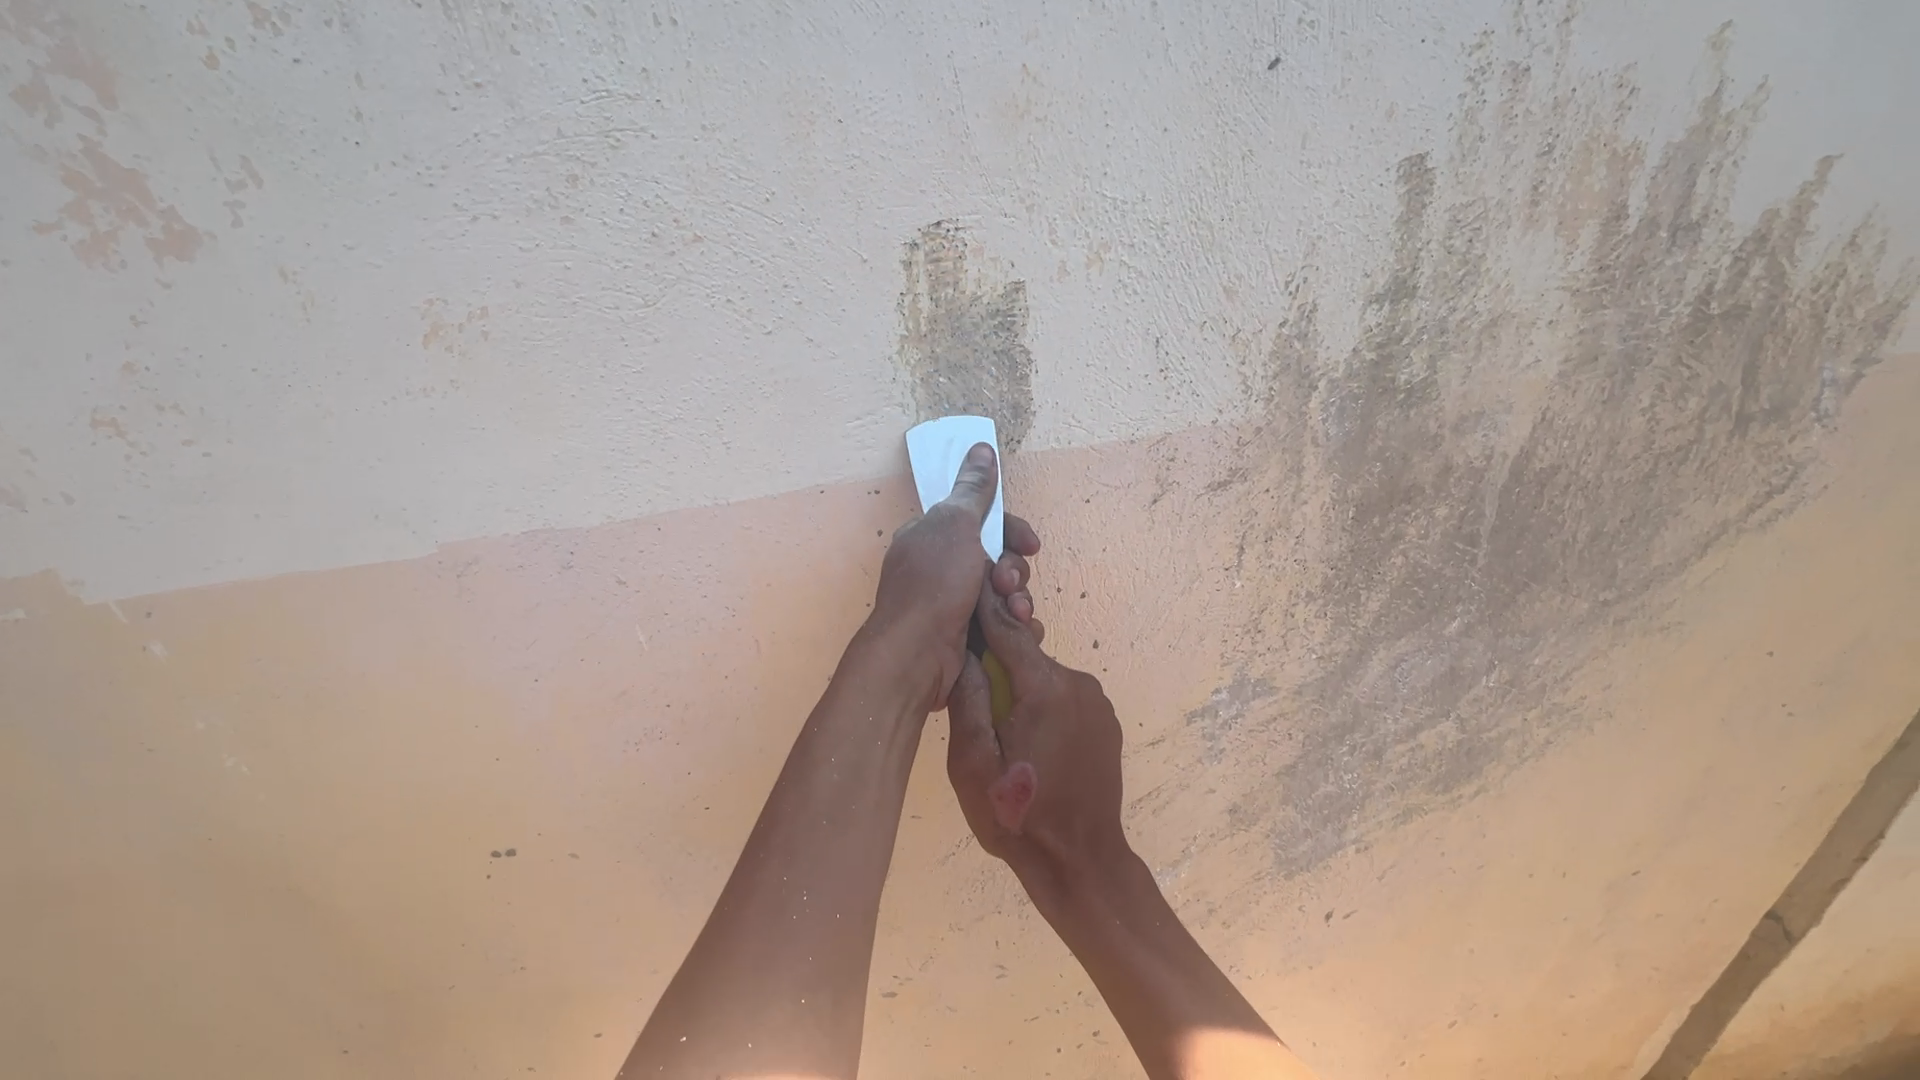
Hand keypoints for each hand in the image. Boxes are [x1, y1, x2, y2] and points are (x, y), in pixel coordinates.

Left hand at [864, 443, 1040, 709]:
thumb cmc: (933, 584)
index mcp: (932, 536)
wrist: (918, 656)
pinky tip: (1018, 632)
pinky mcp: (966, 635)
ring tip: (1014, 614)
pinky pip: (1002, 623)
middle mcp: (941, 567)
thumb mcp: (954, 525)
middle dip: (1014, 570)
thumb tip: (980, 445)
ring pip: (1004, 593)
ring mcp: (953, 604)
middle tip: (1009, 584)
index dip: (1010, 530)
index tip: (1029, 543)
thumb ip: (973, 489)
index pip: (981, 521)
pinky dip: (1014, 626)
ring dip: (1017, 600)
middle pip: (998, 557)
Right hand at [945, 573, 1127, 880]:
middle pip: (1026, 655)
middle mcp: (1077, 684)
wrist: (1081, 862)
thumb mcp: (971, 764)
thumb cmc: (1016, 817)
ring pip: (1045, 678)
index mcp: (1044, 689)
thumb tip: (962, 651)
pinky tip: (1032, 741)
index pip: (1007, 629)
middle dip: (998, 663)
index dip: (983, 608)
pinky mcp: (1106, 721)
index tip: (965, 585)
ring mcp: (1097, 703)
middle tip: (971, 692)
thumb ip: (967, 700)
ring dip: (1021, 689)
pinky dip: (1043, 706)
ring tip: (1002, 730)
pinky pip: (1064, 698)